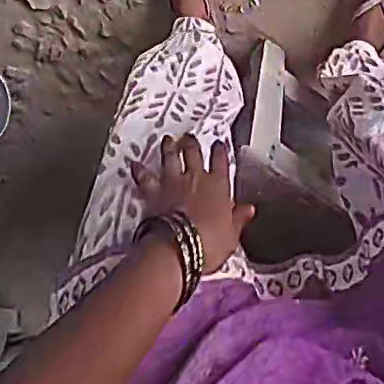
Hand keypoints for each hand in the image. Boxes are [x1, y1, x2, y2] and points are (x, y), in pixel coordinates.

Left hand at [130, 134, 254, 272]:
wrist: (180, 246)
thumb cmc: (210, 242)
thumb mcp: (231, 234)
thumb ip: (238, 218)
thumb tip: (249, 209)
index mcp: (218, 185)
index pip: (221, 161)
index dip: (220, 151)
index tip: (218, 144)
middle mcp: (195, 177)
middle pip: (193, 152)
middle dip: (191, 143)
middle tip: (189, 137)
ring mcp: (173, 181)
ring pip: (170, 157)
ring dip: (169, 147)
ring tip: (167, 140)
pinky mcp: (154, 191)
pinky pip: (145, 177)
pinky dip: (140, 171)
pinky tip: (135, 164)